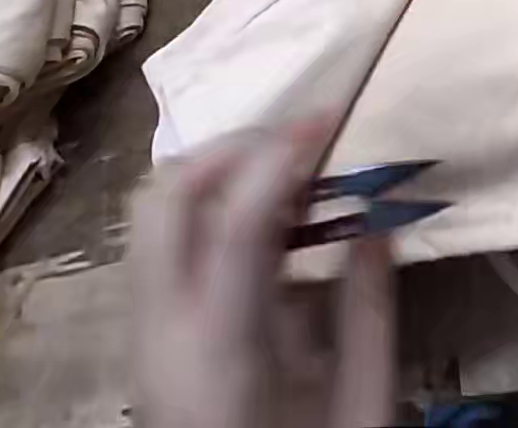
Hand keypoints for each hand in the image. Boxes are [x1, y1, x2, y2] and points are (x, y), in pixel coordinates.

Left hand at [131, 122, 396, 427]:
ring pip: (156, 204)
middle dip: (234, 146)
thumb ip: (369, 310)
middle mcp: (163, 326)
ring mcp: (142, 322)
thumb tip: (375, 219)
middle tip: (298, 144)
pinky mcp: (145, 323)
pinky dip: (210, 198)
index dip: (283, 154)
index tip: (328, 119)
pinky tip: (262, 215)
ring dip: (218, 167)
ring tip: (283, 170)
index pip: (239, 221)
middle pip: (168, 194)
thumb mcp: (359, 410)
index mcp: (222, 352)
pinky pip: (164, 231)